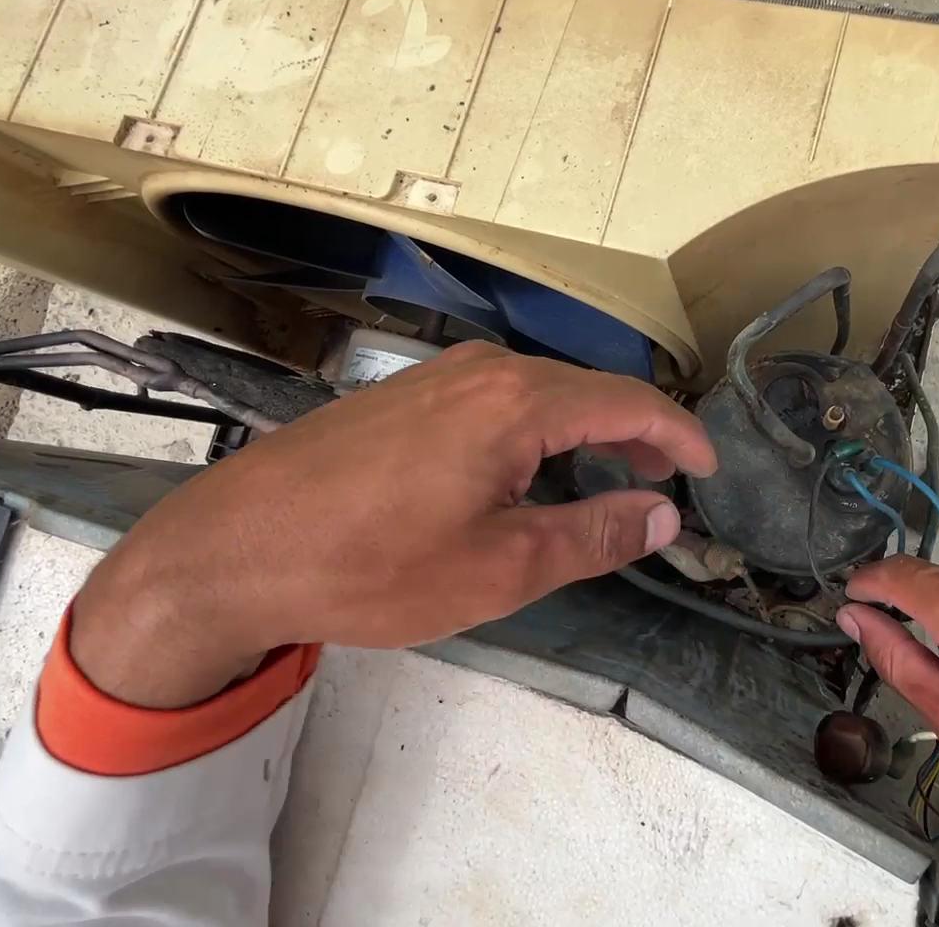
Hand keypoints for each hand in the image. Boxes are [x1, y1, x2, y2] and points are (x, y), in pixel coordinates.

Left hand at [71, 342, 715, 709]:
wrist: (230, 551)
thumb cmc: (371, 566)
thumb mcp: (499, 568)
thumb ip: (594, 536)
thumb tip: (662, 515)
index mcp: (516, 402)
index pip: (628, 402)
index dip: (679, 434)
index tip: (708, 468)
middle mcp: (484, 369)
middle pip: (587, 389)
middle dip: (636, 433)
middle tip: (666, 481)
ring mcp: (439, 375)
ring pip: (543, 393)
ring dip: (586, 430)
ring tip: (611, 475)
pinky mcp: (406, 394)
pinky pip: (499, 400)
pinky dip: (539, 430)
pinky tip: (532, 470)